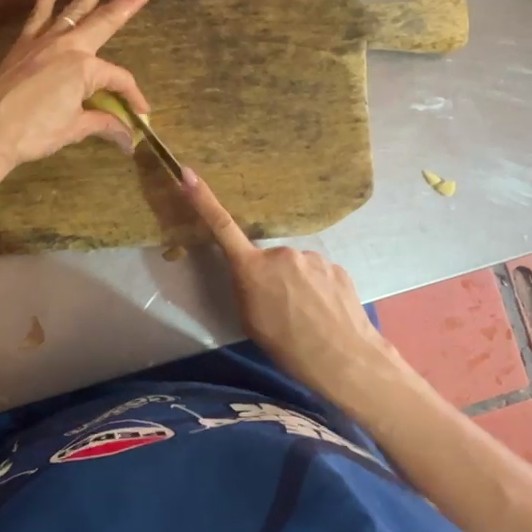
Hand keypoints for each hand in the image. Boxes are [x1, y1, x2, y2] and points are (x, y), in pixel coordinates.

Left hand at [0, 0, 157, 189]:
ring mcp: (45, 40)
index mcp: (85, 69)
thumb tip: (127, 136)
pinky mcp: (25, 44)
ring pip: (76, 6)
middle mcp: (69, 46)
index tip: (140, 114)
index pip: (119, 78)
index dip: (132, 97)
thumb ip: (103, 124)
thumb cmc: (35, 133)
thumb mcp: (74, 128)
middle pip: (107, 19)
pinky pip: (38, 14)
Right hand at [181, 167, 402, 397]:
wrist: (343, 359)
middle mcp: (282, 254)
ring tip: (308, 317)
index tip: (187, 173)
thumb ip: (247, 290)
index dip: (202, 200)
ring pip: (297, 268)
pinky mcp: (337, 267)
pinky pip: (319, 275)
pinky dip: (318, 291)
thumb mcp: (250, 321)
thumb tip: (257, 277)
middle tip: (281, 312)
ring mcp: (313, 258)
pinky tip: (325, 314)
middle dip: (272, 279)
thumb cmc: (287, 346)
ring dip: (298, 286)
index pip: (222, 227)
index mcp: (252, 268)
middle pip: (269, 260)